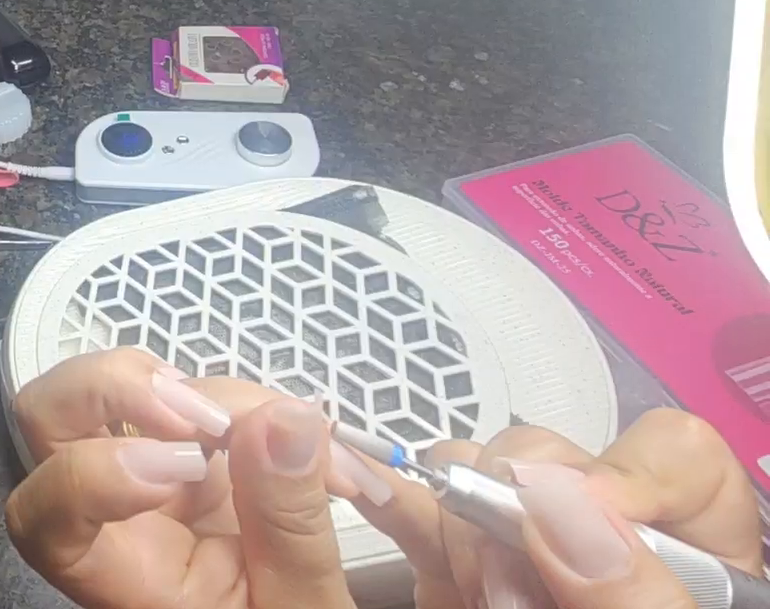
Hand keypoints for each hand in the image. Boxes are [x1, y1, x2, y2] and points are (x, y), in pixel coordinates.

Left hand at [4, 349, 394, 608]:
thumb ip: (289, 530)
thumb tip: (287, 420)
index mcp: (115, 574)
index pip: (41, 519)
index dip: (89, 476)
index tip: (185, 466)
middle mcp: (103, 507)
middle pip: (46, 414)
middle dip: (116, 386)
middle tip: (208, 416)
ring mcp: (130, 463)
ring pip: (115, 384)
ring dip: (205, 390)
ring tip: (290, 427)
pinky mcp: (169, 439)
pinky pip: (177, 389)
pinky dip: (237, 394)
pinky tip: (294, 425)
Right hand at [354, 408, 763, 608]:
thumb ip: (631, 602)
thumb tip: (560, 498)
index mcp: (694, 571)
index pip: (673, 462)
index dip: (624, 470)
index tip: (577, 514)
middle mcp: (607, 549)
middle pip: (550, 460)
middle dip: (516, 508)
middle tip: (511, 588)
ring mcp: (521, 556)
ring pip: (471, 474)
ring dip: (456, 519)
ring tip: (469, 594)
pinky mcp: (450, 569)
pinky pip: (407, 504)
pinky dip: (380, 490)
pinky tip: (360, 486)